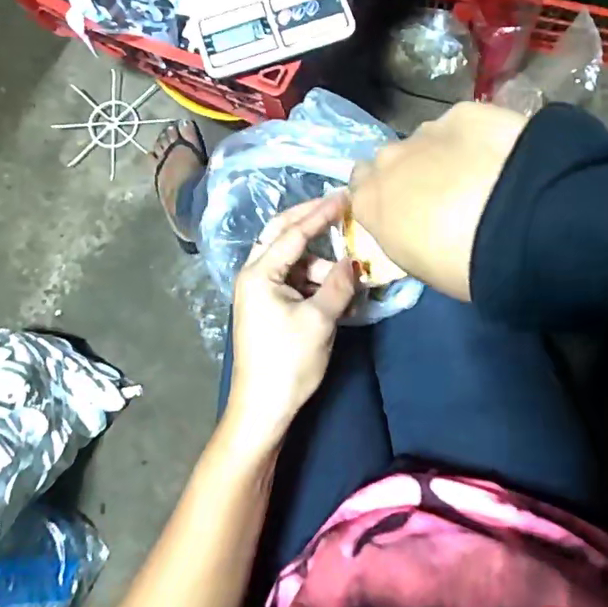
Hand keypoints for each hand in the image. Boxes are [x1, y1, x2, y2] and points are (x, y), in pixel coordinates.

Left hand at [222, 193, 358, 446]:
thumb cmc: (288, 362)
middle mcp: (254, 275)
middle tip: (339, 207)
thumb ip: (338, 283)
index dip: (322, 213)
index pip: (294, 232)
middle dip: (311, 220)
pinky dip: (317, 281)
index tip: (345, 196)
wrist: (263, 410)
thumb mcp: (320, 319)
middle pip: (283, 235)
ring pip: (294, 260)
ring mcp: (260, 291)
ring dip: (321, 263)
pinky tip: (340, 294)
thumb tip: (353, 260)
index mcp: (259, 273)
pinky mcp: (269, 306)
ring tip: (350, 277)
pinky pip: (295, 280)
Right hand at [348, 102, 526, 300]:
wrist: (513, 220)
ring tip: (480, 177)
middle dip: (411, 173)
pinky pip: (463, 126)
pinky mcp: (463, 112)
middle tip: (446, 196)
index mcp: (370, 202)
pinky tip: (500, 156)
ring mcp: (426, 131)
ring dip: (445, 155)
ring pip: (427, 140)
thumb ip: (407, 238)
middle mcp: (388, 160)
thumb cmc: (461, 264)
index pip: (361, 190)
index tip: (407, 211)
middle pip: (390, 161)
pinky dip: (477, 139)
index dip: (385, 197)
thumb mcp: (423, 267)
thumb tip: (418, 229)